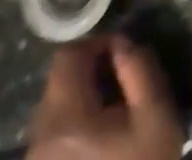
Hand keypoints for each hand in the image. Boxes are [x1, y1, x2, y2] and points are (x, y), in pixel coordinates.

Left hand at [28, 36, 183, 159]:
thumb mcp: (157, 115)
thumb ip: (140, 71)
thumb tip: (123, 43)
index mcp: (68, 117)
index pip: (68, 58)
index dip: (97, 43)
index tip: (125, 51)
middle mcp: (40, 133)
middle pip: (58, 80)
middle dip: (91, 70)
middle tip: (125, 80)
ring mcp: (34, 154)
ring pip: (53, 104)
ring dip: (82, 94)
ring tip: (115, 108)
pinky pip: (52, 127)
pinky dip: (75, 117)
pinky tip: (100, 135)